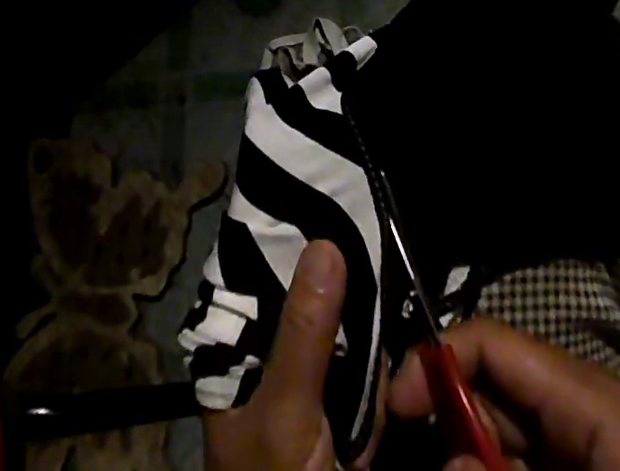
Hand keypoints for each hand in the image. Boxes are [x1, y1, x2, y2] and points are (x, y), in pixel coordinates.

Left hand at [202, 240, 383, 470]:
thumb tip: (325, 243)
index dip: (301, 242)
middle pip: (315, 295)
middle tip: (365, 280)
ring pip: (348, 323)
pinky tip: (377, 384)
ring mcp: (311, 375)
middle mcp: (273, 352)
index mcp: (240, 349)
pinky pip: (368, 360)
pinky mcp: (343, 396)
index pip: (268, 275)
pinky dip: (379, 370)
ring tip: (367, 355)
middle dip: (346, 296)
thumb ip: (304, 333)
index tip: (337, 212)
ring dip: (367, 336)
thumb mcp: (285, 408)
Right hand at [388, 318, 619, 470]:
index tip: (393, 408)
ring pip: (493, 435)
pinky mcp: (571, 465)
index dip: (436, 360)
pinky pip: (514, 462)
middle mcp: (570, 406)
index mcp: (581, 390)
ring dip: (458, 455)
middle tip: (395, 459)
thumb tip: (448, 459)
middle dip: (438, 419)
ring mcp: (572, 440)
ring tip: (421, 461)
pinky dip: (488, 469)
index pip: (491, 340)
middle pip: (483, 391)